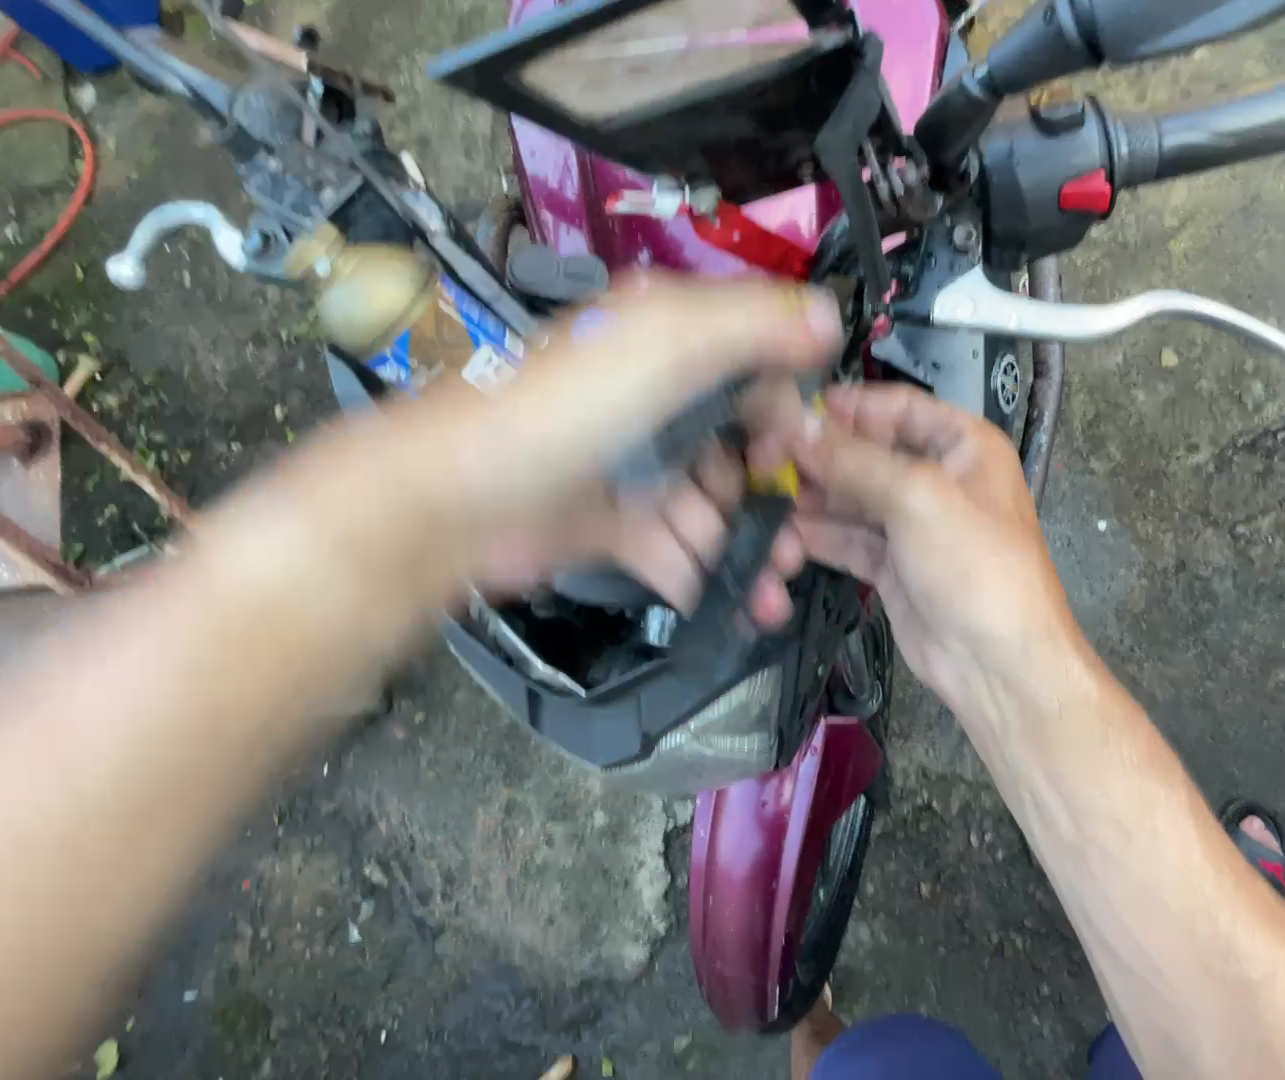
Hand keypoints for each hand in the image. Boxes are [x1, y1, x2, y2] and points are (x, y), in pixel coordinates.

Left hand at [391, 274, 838, 625]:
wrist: (456, 500)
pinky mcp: (617, 522)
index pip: (758, 369)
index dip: (788, 412)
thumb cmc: (560, 411)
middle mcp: (659, 399)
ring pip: (715, 508)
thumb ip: (753, 326)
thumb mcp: (666, 343)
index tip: (803, 455)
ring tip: (769, 585)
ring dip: (748, 547)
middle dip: (776, 495)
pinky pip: (676, 549)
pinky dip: (701, 574)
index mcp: (672, 343)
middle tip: (797, 538)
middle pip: (742, 448)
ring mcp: (638, 464)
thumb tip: (828, 317)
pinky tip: (725, 600)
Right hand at [790, 384, 1081, 711]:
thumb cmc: (975, 564)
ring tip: (765, 508)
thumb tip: (795, 426)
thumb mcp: (917, 498)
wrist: (997, 663)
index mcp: (962, 446)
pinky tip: (782, 542)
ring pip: (849, 501)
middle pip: (865, 454)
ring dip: (809, 504)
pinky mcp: (891, 566)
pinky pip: (846, 541)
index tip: (792, 413)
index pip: (898, 407)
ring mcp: (912, 525)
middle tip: (761, 463)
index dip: (846, 408)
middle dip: (817, 461)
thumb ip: (853, 460)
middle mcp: (937, 479)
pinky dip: (816, 540)